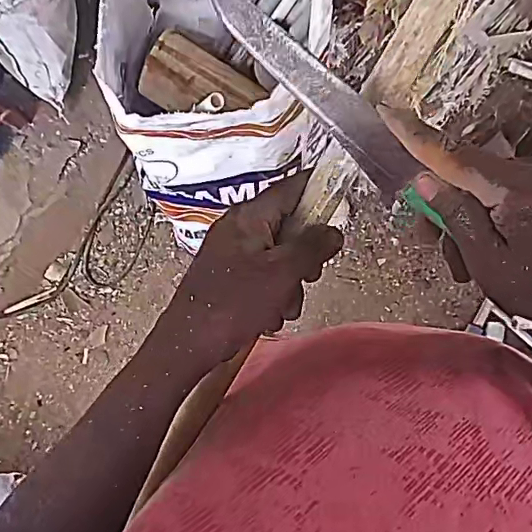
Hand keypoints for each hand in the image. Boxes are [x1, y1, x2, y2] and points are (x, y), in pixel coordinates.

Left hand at [151, 171, 343, 371]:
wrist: (190, 343)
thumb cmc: (232, 304)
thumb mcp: (283, 272)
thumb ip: (313, 246)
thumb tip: (332, 231)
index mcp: (248, 216)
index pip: (292, 188)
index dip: (320, 192)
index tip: (341, 205)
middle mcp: (238, 229)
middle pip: (289, 227)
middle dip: (305, 257)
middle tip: (308, 276)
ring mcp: (231, 253)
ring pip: (279, 259)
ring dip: (289, 285)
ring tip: (281, 307)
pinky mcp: (228, 277)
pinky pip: (263, 278)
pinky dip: (272, 296)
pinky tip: (267, 316)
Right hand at [412, 149, 531, 379]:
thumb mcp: (487, 260)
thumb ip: (455, 215)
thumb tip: (426, 182)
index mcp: (521, 186)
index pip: (453, 155)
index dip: (416, 136)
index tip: (391, 114)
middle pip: (468, 174)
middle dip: (446, 206)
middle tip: (436, 241)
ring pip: (486, 186)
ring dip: (469, 217)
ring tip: (473, 259)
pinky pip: (509, 191)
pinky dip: (491, 215)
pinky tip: (494, 247)